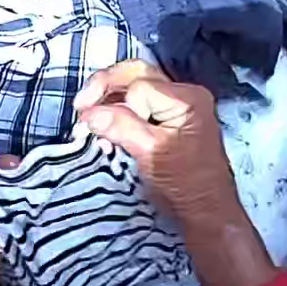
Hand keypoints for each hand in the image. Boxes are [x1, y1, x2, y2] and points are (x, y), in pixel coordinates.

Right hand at [74, 61, 274, 285]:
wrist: (205, 211)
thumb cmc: (185, 184)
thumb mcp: (151, 154)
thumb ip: (121, 127)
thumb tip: (89, 113)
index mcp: (186, 98)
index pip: (139, 87)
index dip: (119, 107)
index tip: (107, 132)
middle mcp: (183, 94)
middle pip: (135, 74)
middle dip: (105, 87)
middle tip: (80, 105)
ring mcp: (175, 105)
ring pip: (133, 85)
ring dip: (108, 98)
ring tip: (88, 115)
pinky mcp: (167, 119)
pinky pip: (137, 102)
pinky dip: (117, 110)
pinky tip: (104, 125)